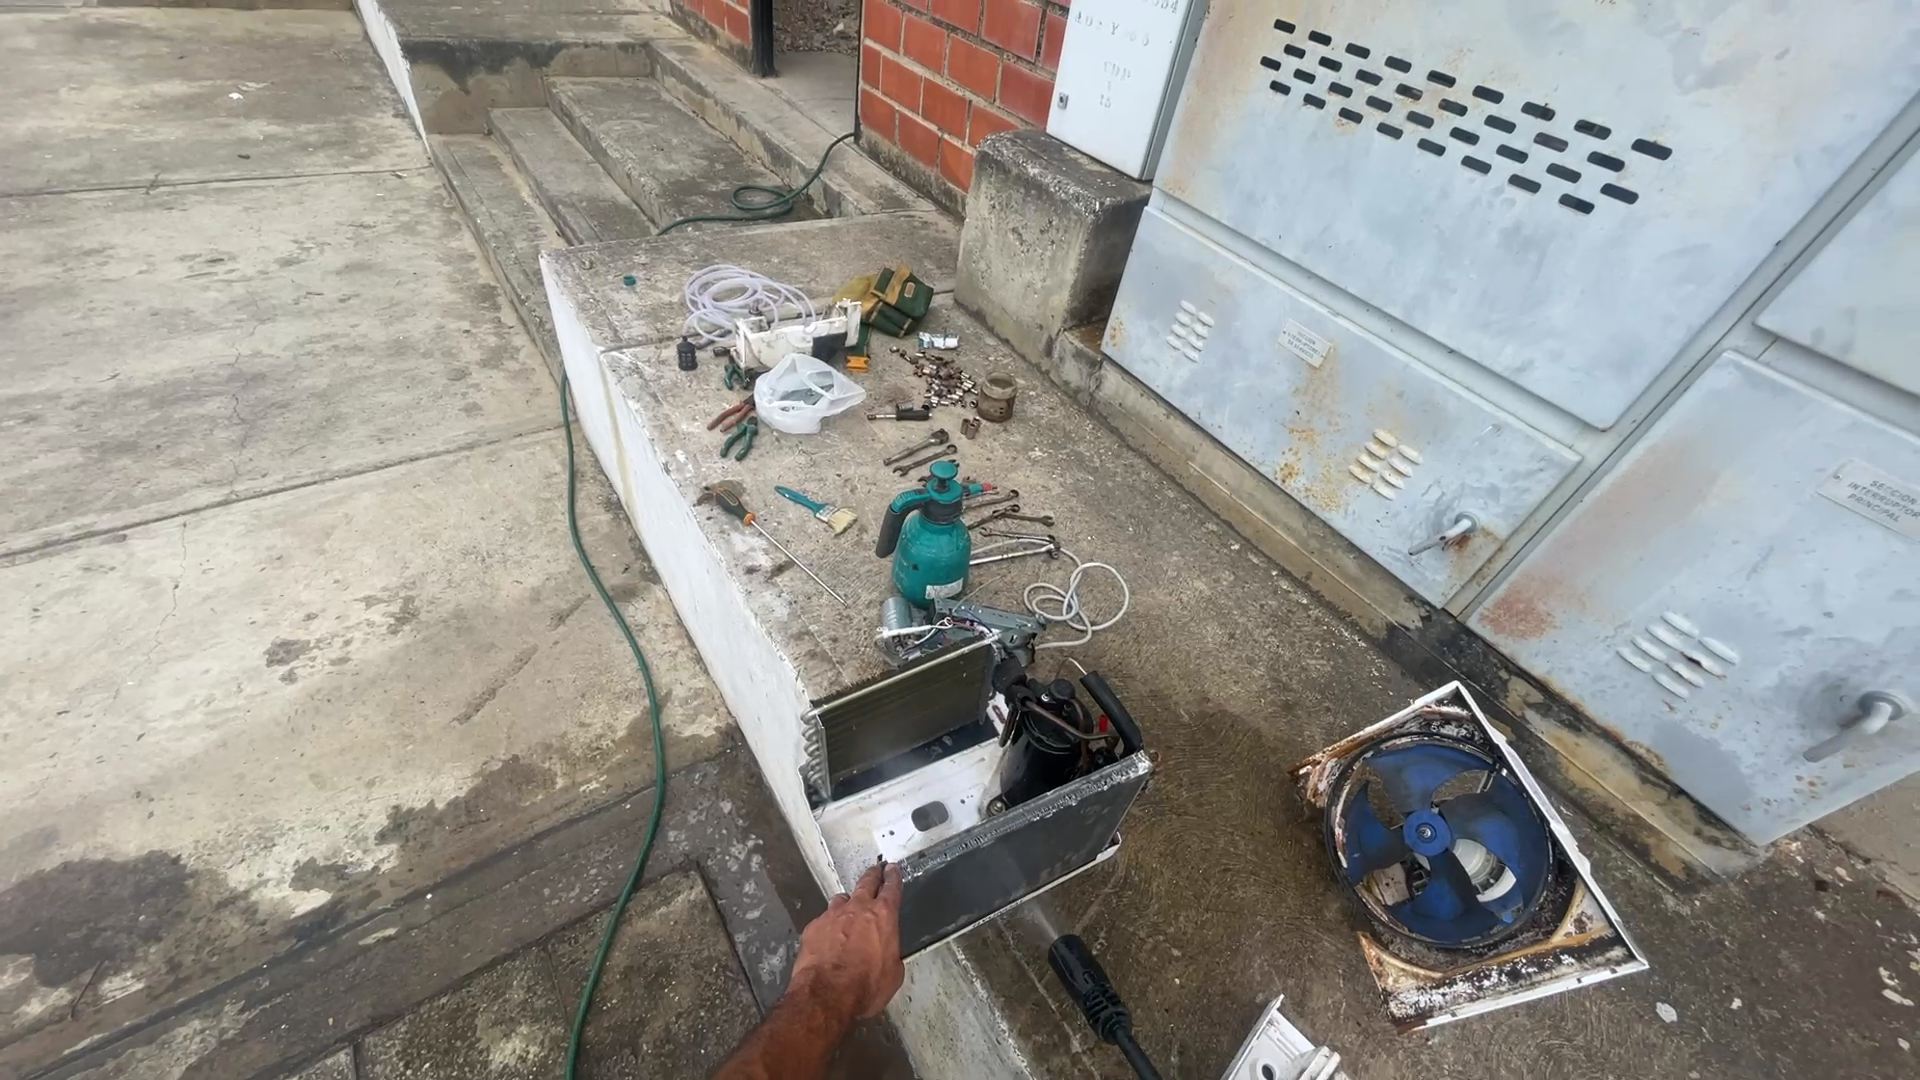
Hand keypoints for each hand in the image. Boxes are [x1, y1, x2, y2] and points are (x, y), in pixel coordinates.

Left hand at [789, 860, 904, 1024]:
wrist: (827, 995)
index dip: (893, 877)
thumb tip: (888, 956)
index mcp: (883, 916)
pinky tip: (827, 938)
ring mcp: (833, 915)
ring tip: (848, 908)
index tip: (892, 870)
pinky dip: (828, 926)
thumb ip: (892, 955)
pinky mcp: (814, 927)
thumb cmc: (864, 987)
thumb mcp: (893, 974)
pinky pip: (823, 920)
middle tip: (875, 870)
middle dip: (872, 875)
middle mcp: (858, 909)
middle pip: (866, 882)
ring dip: (847, 902)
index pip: (891, 888)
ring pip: (842, 899)